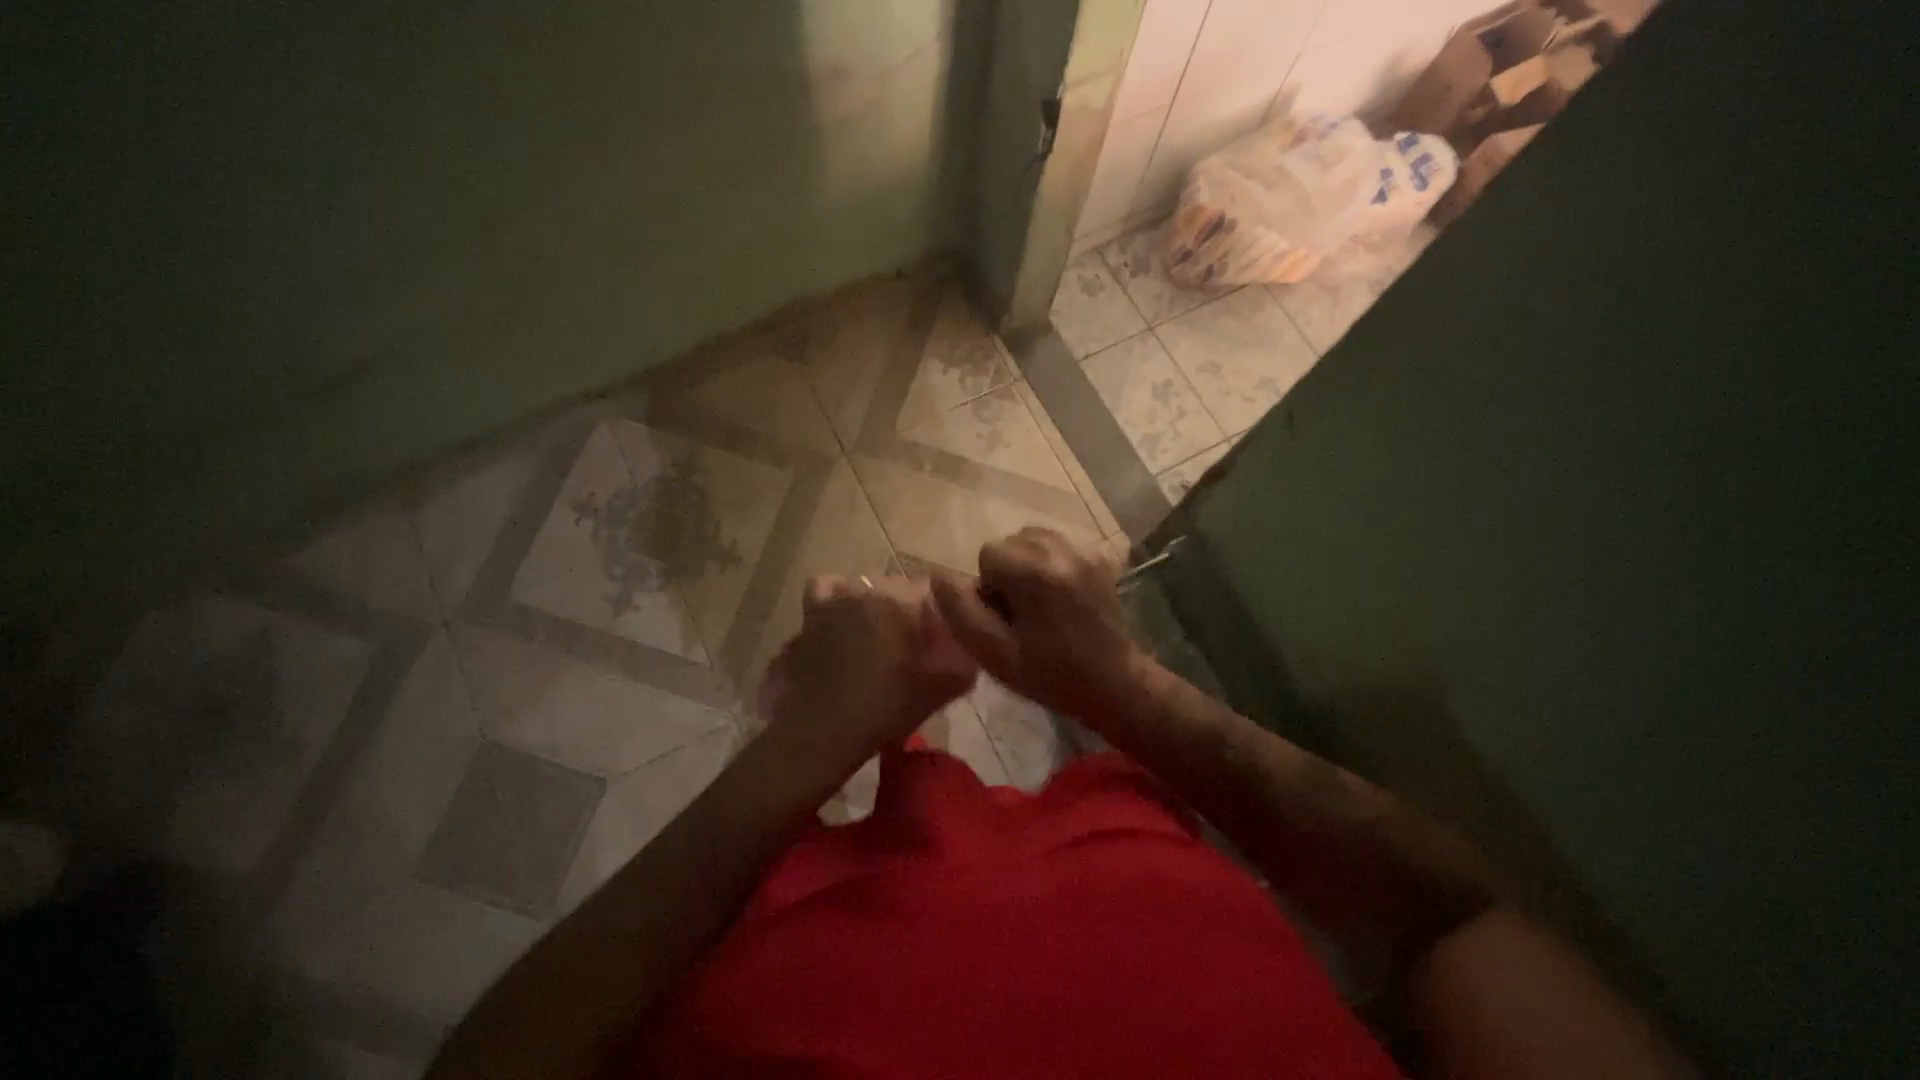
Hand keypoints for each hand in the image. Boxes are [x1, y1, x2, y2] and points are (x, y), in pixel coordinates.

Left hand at [760, 575, 977, 778]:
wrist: (820, 732)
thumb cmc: (882, 710)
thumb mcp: (933, 694)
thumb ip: (959, 671)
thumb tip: (971, 658)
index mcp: (899, 602)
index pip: (930, 592)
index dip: (940, 614)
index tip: (943, 638)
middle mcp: (864, 591)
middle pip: (895, 588)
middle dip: (906, 609)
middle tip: (912, 643)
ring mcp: (830, 602)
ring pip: (859, 587)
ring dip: (870, 603)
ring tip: (875, 634)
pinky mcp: (805, 620)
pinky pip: (824, 596)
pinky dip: (833, 605)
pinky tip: (839, 629)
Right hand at [930, 528, 1156, 727]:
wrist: (1114, 684)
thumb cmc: (1050, 675)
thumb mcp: (994, 654)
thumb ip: (961, 611)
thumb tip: (939, 576)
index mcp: (1034, 573)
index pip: (989, 552)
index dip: (989, 586)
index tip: (1004, 618)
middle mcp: (1061, 551)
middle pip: (1012, 541)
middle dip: (1008, 571)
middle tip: (1021, 613)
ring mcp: (1085, 552)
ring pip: (1035, 538)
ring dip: (1028, 563)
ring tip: (1039, 602)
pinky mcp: (1100, 559)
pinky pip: (1060, 545)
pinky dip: (1051, 563)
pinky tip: (1060, 597)